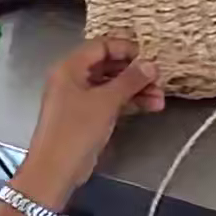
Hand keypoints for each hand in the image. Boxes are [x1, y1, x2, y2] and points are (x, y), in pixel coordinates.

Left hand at [13, 37, 164, 206]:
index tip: (148, 58)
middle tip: (158, 80)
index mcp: (69, 67)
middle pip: (107, 66)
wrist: (55, 169)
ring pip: (111, 85)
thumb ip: (130, 80)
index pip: (100, 46)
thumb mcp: (106, 102)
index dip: (125, 49)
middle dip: (134, 73)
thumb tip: (150, 64)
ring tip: (160, 98)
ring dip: (136, 89)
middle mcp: (72, 79)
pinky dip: (128, 102)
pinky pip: (109, 101)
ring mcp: (78, 99)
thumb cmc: (76, 130)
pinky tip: (150, 106)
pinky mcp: (86, 117)